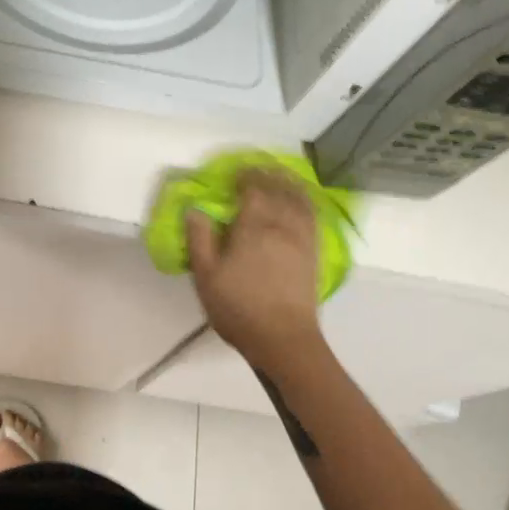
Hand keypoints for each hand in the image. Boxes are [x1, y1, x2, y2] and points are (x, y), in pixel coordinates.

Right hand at [187, 169, 324, 369]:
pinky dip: (307, 201)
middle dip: (267, 174)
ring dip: (289, 182)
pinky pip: (313, 216)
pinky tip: (302, 201)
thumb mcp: (206, 277)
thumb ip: (199, 239)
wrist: (284, 339)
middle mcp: (281, 224)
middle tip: (256, 170)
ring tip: (281, 176)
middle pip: (278, 188)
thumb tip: (195, 209)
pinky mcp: (314, 252)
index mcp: (253, 226)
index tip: (235, 173)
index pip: (253, 188)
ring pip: (299, 198)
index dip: (245, 176)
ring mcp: (302, 237)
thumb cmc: (239, 308)